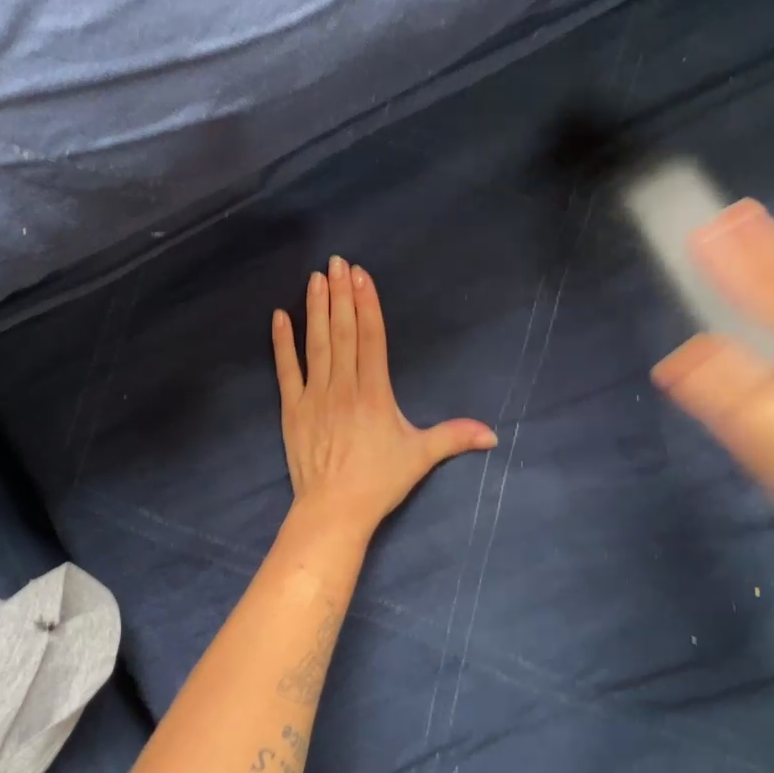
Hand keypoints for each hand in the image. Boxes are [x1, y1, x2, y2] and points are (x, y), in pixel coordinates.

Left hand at [272, 256, 498, 538]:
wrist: (334, 510)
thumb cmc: (379, 481)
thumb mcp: (420, 456)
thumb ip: (454, 437)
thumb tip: (493, 434)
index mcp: (375, 392)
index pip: (371, 338)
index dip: (367, 304)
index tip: (362, 275)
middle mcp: (344, 386)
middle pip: (343, 332)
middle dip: (342, 295)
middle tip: (337, 262)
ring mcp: (315, 395)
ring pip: (317, 344)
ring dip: (316, 309)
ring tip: (316, 278)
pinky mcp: (292, 408)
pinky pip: (286, 369)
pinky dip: (282, 343)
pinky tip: (280, 316)